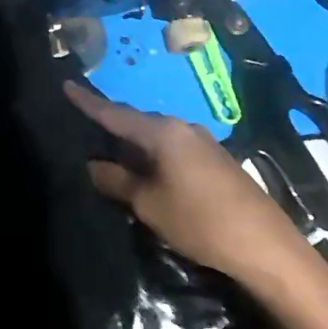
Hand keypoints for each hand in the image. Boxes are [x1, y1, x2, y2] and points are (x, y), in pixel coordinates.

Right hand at [65, 81, 309, 286]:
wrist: (262, 243)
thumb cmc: (199, 221)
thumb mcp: (148, 204)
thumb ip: (116, 180)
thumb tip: (91, 165)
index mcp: (164, 131)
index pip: (115, 113)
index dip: (88, 102)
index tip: (66, 85)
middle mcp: (183, 127)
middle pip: (136, 122)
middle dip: (109, 125)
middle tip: (79, 127)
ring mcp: (202, 142)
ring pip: (154, 138)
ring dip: (130, 145)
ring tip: (103, 152)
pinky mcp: (213, 160)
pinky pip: (171, 149)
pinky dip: (150, 156)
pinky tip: (139, 170)